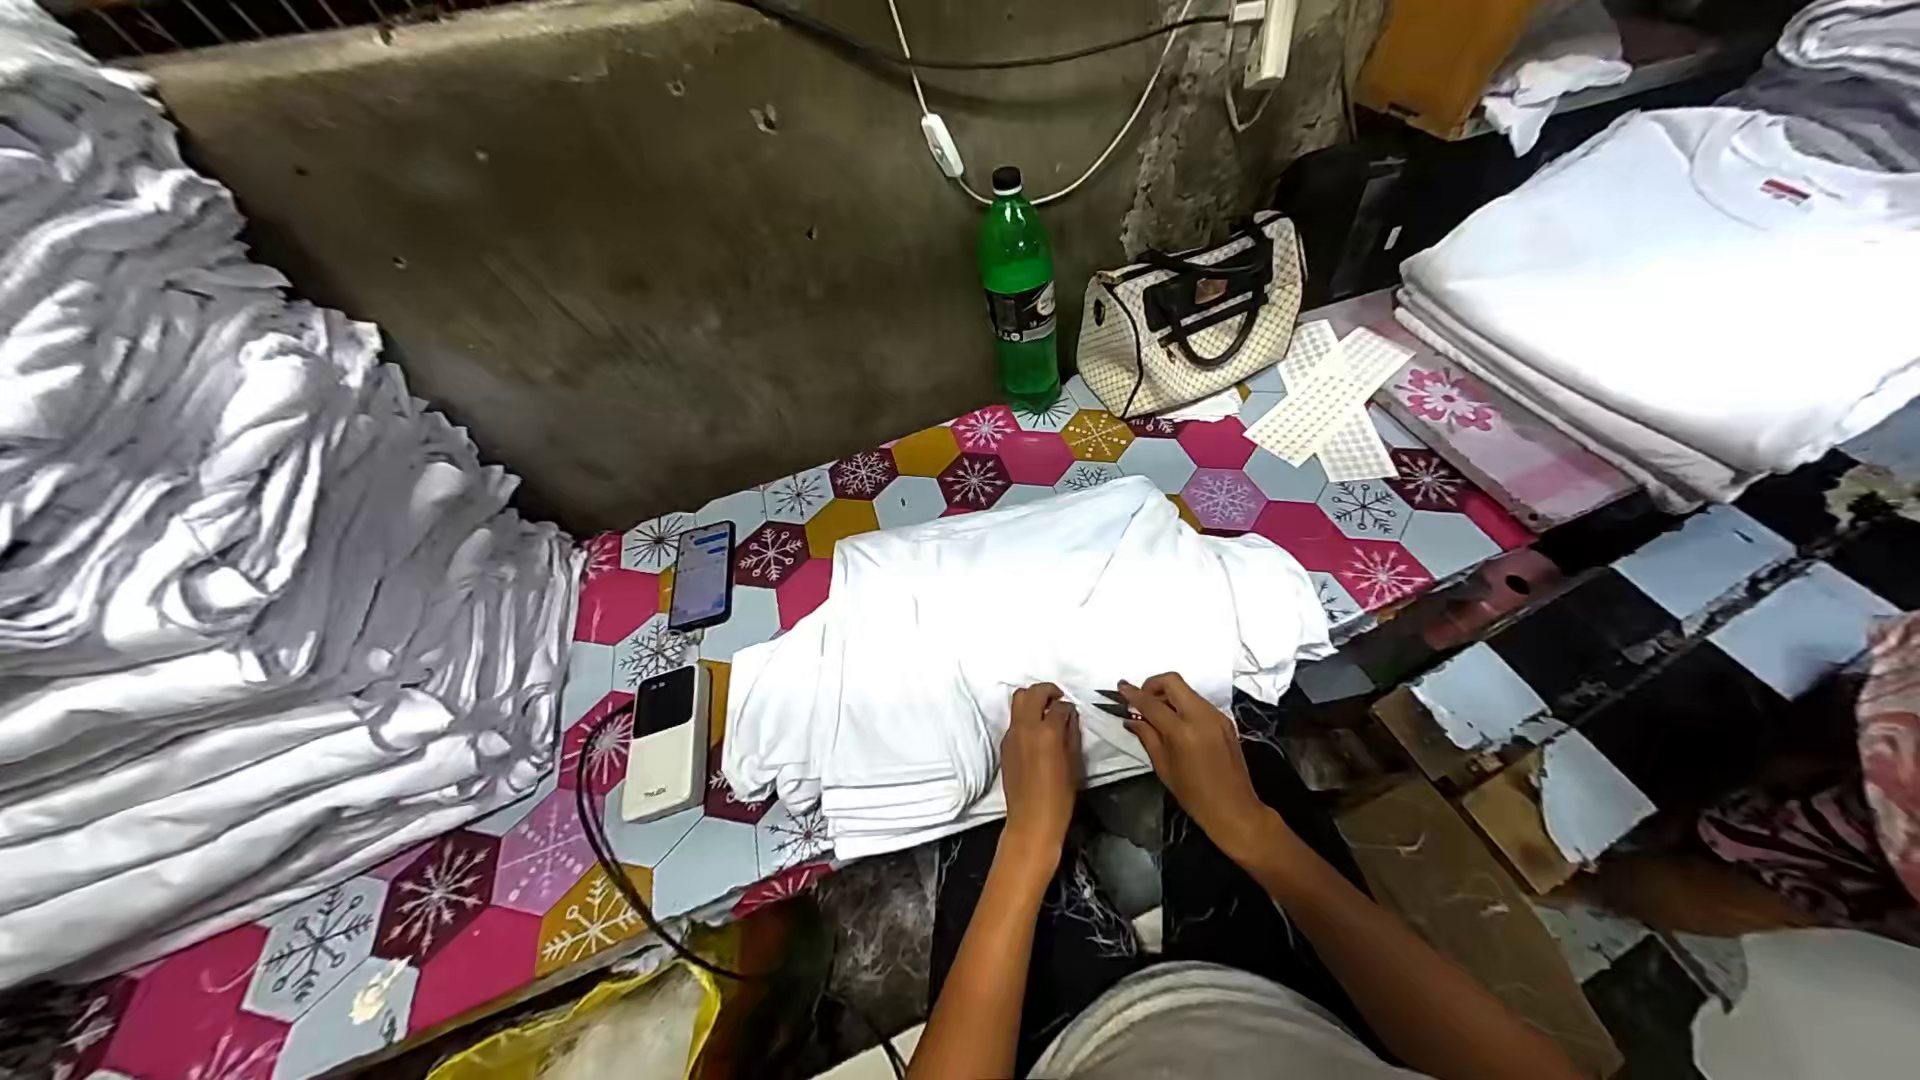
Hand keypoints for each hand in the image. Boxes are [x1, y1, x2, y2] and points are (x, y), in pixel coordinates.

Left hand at [999, 682, 1080, 874]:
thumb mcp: (1074, 763)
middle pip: (1032, 692)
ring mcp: (1011, 735)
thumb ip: (1071, 733)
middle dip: (1047, 691)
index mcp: (1046, 731)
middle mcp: (1025, 727)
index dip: (1068, 706)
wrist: (1031, 820)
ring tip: (1045, 712)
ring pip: (1017, 700)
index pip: (1059, 705)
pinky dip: (1024, 717)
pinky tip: (1035, 732)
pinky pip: (1013, 720)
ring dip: (1033, 699)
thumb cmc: (1060, 796)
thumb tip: (1069, 716)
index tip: (1073, 712)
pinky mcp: (1004, 744)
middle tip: (1058, 700)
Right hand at [1120, 673, 1288, 862]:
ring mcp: (1216, 716)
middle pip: (1172, 681)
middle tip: (1142, 701)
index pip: (1152, 703)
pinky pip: (1198, 702)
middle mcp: (1201, 717)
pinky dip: (1182, 704)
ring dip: (1168, 695)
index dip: (1133, 694)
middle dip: (1152, 685)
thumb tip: (1132, 719)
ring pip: (1186, 690)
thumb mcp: (1162, 766)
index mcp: (1182, 731)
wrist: (1234, 809)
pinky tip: (1176, 722)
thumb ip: (1146, 735)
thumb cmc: (1193, 794)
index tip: (1120, 687)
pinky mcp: (1225, 721)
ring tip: (1157, 714)